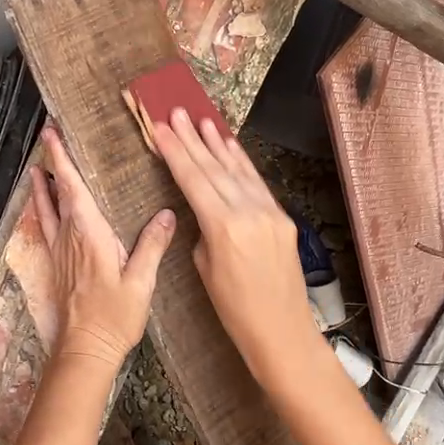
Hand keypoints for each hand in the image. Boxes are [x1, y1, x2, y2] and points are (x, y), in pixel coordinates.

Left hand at [25, 124, 174, 367]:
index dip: (62, 160)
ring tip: (37, 168)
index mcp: (89, 233)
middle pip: (57, 192)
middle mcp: (69, 236)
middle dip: (52, 164)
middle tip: (48, 138)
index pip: (72, 188)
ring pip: (46, 210)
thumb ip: (151, 246)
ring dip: (42, 187)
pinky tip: (42, 210)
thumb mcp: (141, 282)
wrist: (84, 348)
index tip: (52, 136)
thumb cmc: (114, 317)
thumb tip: (167, 214)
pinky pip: (46, 228)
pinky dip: (42, 211)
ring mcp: (59, 250)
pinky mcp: (56, 264)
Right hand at [148, 107, 317, 392]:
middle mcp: (248, 212)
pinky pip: (256, 183)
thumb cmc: (234, 309)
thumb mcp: (204, 267)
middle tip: (176, 112)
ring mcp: (269, 213)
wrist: (283, 332)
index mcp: (223, 226)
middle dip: (192, 139)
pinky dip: (241, 162)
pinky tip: (229, 145)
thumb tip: (205, 208)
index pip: (193, 178)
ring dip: (216, 143)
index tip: (160, 127)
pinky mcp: (282, 218)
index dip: (174, 151)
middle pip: (213, 168)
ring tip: (201, 119)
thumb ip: (204, 229)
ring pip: (237, 170)